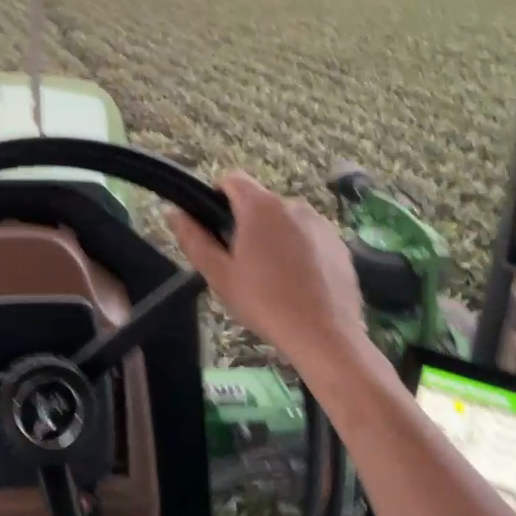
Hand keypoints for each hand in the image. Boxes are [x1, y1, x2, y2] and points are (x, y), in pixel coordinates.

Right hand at [165, 172, 372, 373]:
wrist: (325, 336)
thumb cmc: (264, 303)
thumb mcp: (219, 274)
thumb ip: (193, 239)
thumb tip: (174, 212)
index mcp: (261, 207)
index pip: (233, 179)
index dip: (217, 197)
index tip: (214, 228)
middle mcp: (294, 205)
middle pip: (260, 203)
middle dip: (247, 223)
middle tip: (240, 263)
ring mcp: (322, 224)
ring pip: (286, 221)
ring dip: (274, 237)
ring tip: (271, 278)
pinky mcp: (340, 244)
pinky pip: (310, 237)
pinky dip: (300, 251)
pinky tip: (298, 284)